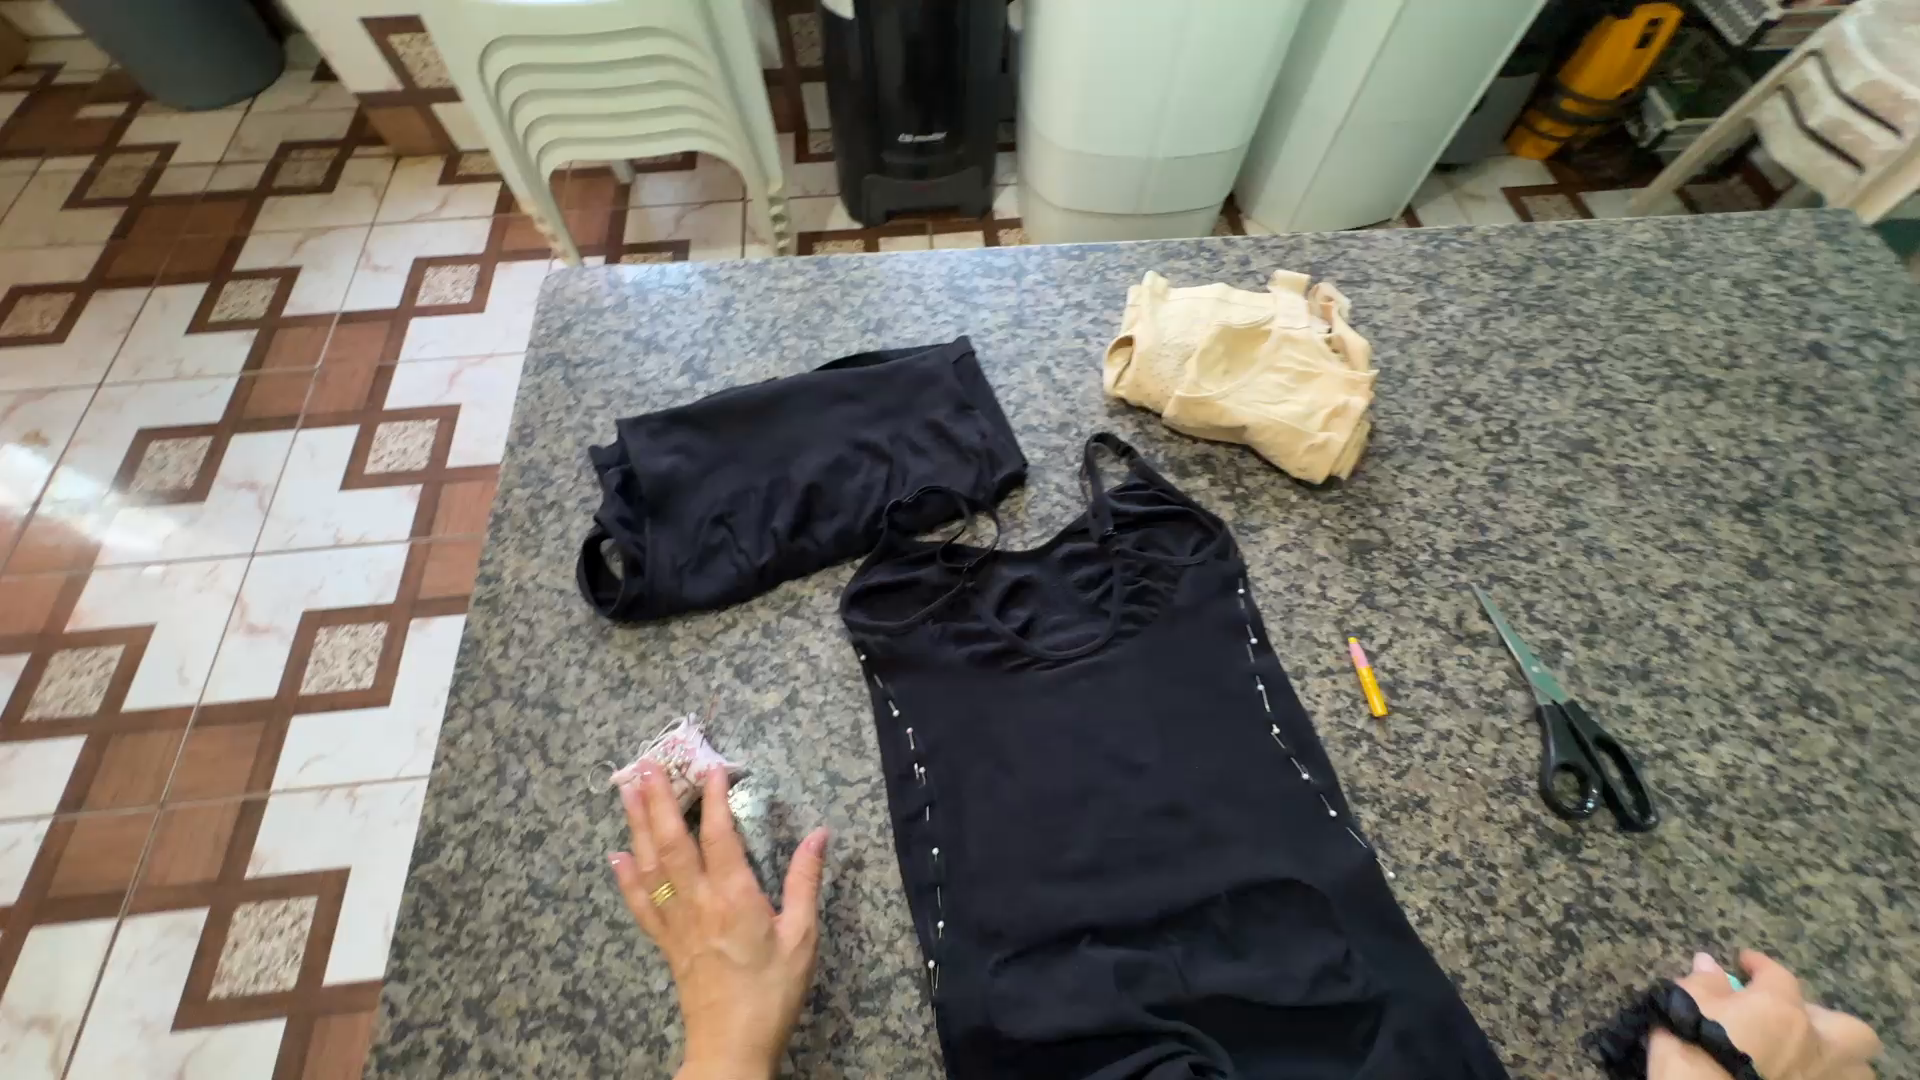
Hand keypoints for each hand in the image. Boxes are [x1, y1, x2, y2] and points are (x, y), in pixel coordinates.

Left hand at [608, 765, 829, 1079]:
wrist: (731, 1050)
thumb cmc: (772, 991)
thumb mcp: (802, 936)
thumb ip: (806, 881)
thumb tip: (819, 834)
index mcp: (734, 898)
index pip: (719, 837)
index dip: (714, 799)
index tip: (712, 767)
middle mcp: (697, 903)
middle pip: (671, 843)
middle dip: (658, 801)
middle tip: (647, 764)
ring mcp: (675, 923)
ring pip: (649, 866)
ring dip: (636, 825)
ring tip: (627, 790)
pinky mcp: (665, 943)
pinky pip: (639, 904)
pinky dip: (624, 878)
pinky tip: (614, 855)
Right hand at [1648, 950, 1880, 1079]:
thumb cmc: (1694, 1035)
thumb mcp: (1688, 997)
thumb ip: (1705, 981)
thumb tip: (1709, 964)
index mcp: (1781, 1008)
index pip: (1778, 975)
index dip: (1761, 964)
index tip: (1744, 961)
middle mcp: (1816, 1042)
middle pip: (1850, 1028)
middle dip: (1826, 1019)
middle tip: (1790, 1015)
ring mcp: (1823, 1077)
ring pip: (1856, 1067)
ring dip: (1834, 1055)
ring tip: (1800, 1050)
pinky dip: (1816, 1075)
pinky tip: (1791, 1071)